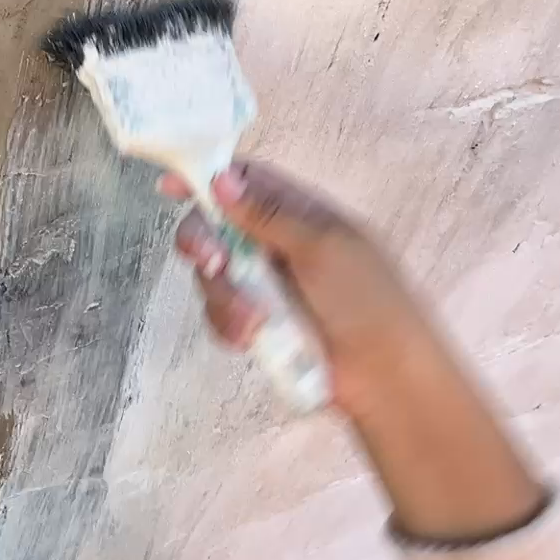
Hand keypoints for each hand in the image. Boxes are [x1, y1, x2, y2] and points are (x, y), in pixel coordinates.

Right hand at [165, 160, 544, 540]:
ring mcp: (264, 284)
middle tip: (211, 263)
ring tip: (253, 323)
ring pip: (213, 274)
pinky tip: (250, 339)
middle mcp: (276, 243)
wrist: (391, 382)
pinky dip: (228, 324)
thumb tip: (221, 178)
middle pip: (214, 226)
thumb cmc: (371, 304)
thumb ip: (268, 214)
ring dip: (224, 296)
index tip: (168, 186)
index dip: (207, 177)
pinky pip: (219, 312)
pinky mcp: (256, 322)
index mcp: (300, 213)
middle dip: (203, 243)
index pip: (246, 181)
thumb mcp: (323, 248)